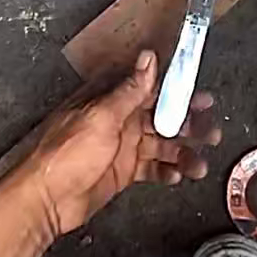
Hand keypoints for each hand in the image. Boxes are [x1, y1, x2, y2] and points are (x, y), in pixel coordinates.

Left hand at [0, 50, 221, 244]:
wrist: (45, 199)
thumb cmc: (67, 153)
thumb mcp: (102, 117)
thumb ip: (130, 90)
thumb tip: (148, 57)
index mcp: (114, 102)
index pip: (153, 91)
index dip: (179, 93)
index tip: (202, 97)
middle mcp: (121, 121)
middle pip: (162, 118)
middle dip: (188, 125)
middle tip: (211, 132)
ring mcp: (123, 147)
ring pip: (161, 146)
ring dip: (182, 153)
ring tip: (199, 164)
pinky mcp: (123, 172)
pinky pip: (151, 169)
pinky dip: (166, 172)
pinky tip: (179, 176)